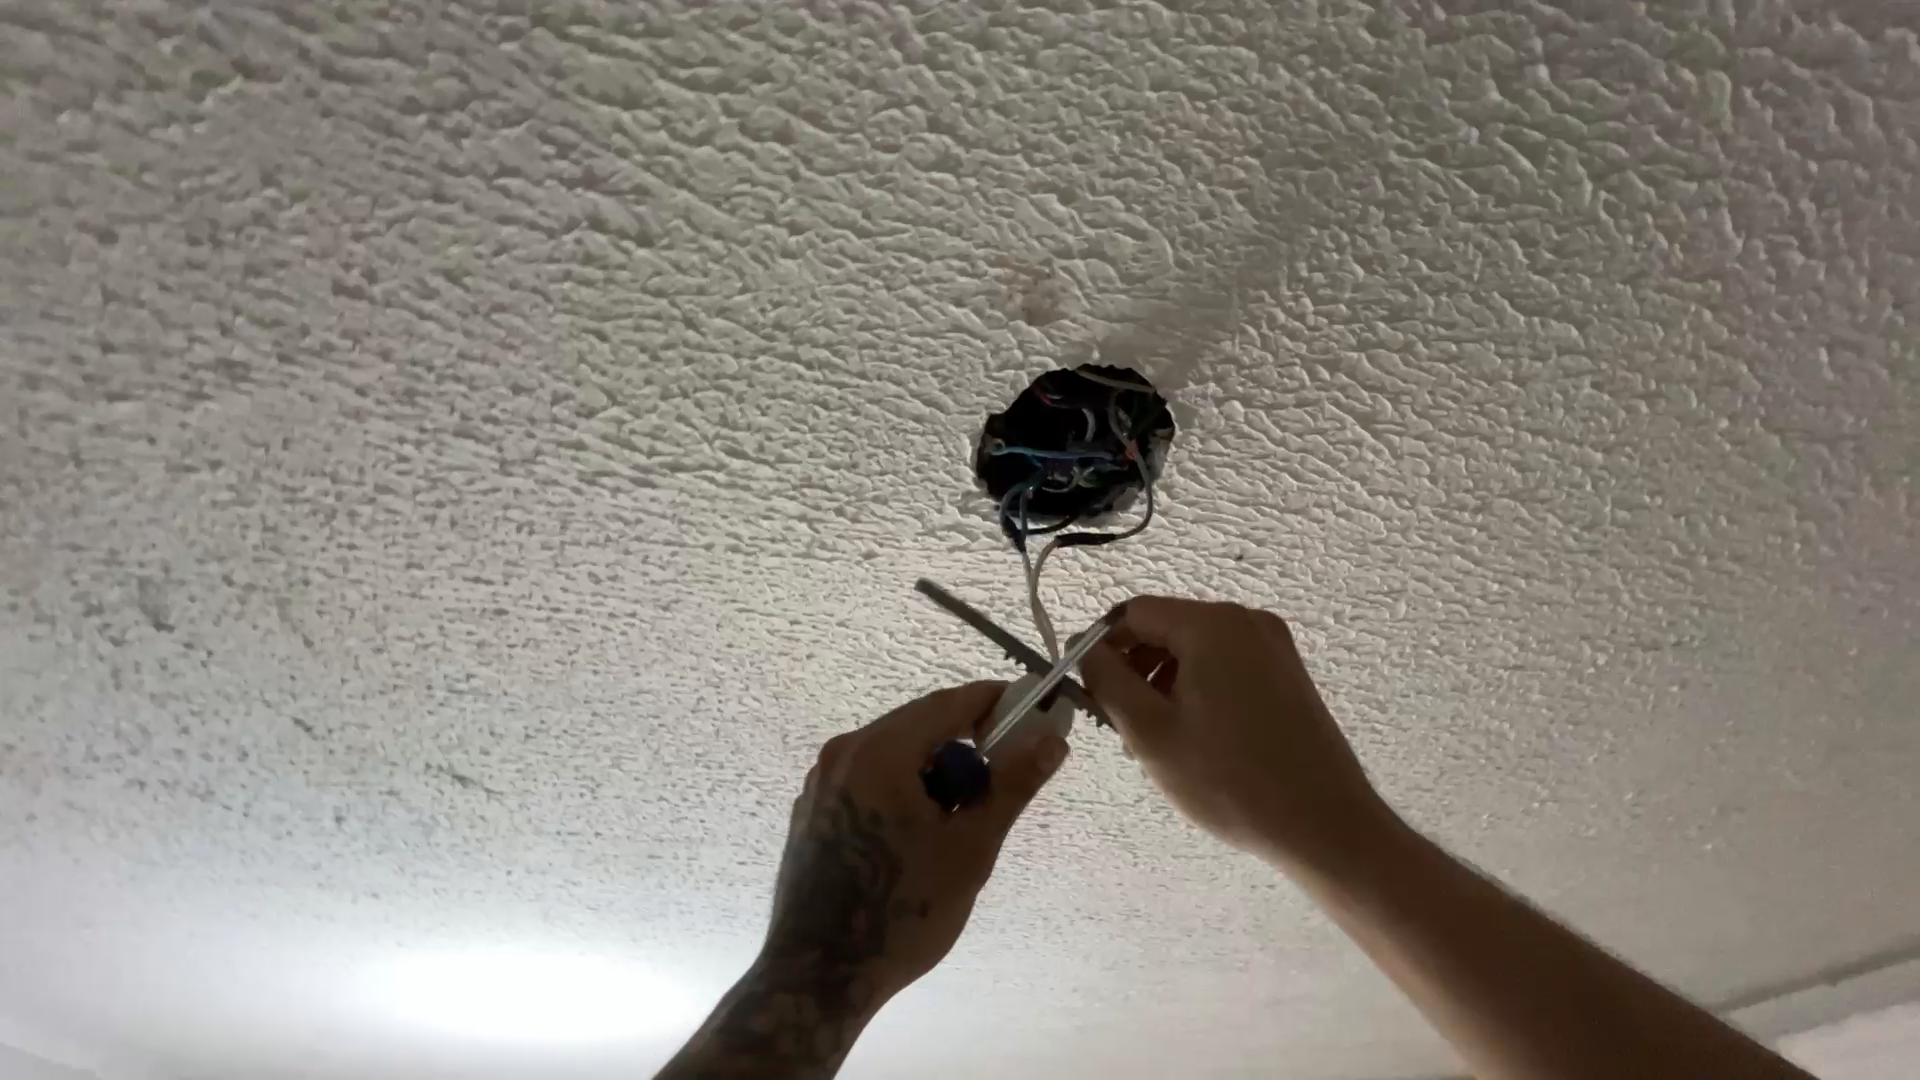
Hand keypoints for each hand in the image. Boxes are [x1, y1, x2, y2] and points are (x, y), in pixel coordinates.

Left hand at [767, 683, 1063, 1011]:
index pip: (949, 704)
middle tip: (1001, 776)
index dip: (995, 702)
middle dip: (965, 743)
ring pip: (895, 752)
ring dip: (934, 770)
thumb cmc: (901, 912)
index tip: (1031, 711)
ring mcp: (822, 780)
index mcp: (879, 752)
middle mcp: (844, 752)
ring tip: (958, 819)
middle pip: (919, 725)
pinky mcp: (813, 808)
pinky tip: (917, 834)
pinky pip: (870, 776)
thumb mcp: (970, 848)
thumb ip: (1013, 785)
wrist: (818, 978)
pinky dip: (903, 787)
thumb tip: (1052, 741)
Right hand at [1079, 597, 1387, 864]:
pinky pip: (1223, 663)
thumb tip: (1084, 648)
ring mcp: (1272, 646)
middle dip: (1134, 667)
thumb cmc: (1230, 780)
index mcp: (1212, 625)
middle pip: (1165, 627)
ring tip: (1155, 737)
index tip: (1088, 689)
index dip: (1102, 646)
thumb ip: (1106, 679)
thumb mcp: (1149, 731)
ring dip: (1161, 681)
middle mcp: (1246, 621)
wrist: (1326, 827)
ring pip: (1192, 648)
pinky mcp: (1286, 672)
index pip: (1133, 613)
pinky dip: (1195, 687)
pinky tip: (1192, 735)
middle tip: (1120, 722)